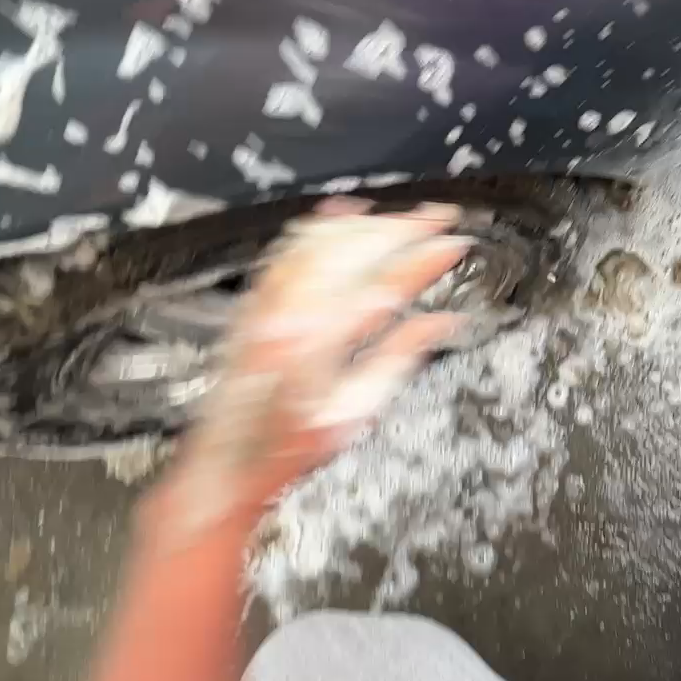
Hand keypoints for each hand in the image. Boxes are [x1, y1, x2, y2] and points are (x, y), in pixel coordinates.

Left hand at [149, 200, 471, 545]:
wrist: (226, 465)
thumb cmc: (289, 447)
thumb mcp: (357, 411)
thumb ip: (400, 357)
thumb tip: (442, 322)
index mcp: (321, 343)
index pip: (387, 284)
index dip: (427, 260)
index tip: (455, 245)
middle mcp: (291, 314)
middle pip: (355, 250)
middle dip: (404, 226)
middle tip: (439, 216)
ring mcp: (270, 304)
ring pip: (323, 242)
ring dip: (369, 223)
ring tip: (404, 216)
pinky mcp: (258, 303)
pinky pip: (290, 249)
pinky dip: (321, 227)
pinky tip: (342, 214)